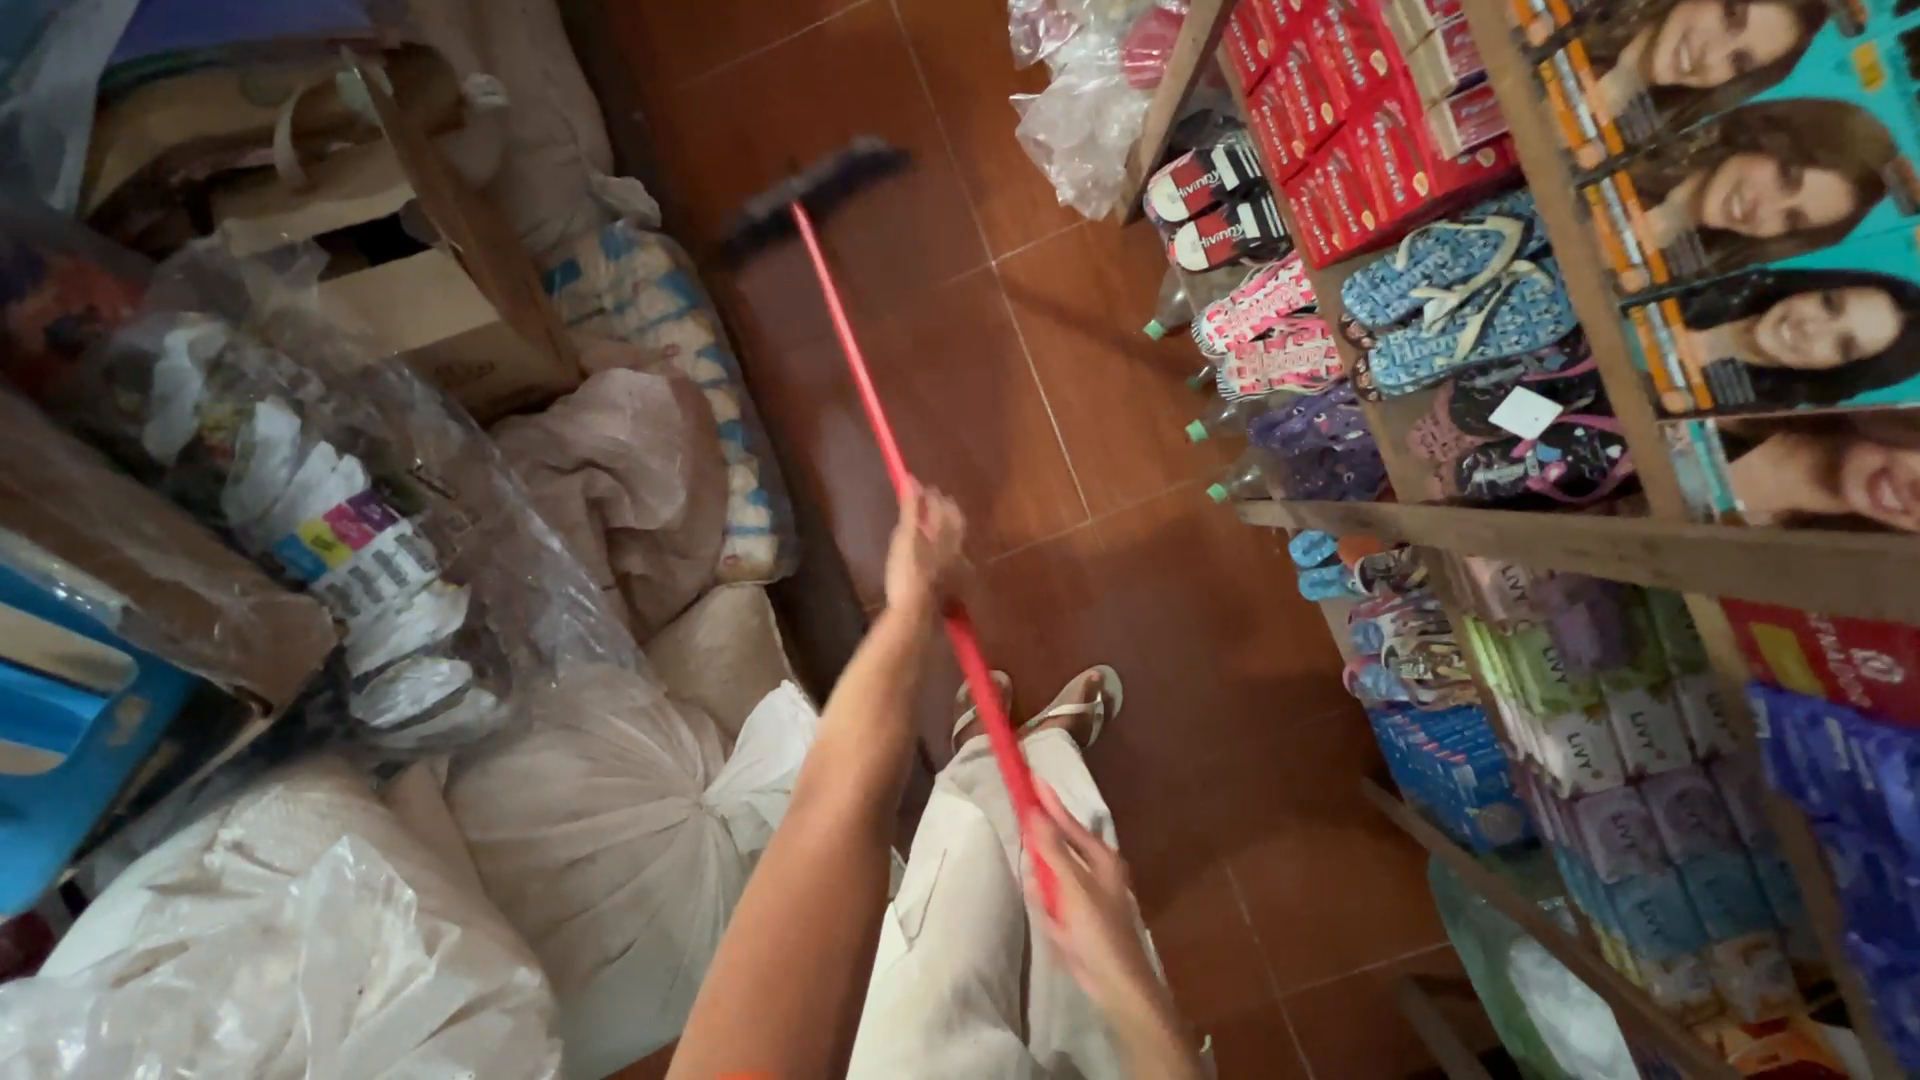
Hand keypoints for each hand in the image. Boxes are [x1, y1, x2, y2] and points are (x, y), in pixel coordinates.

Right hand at [884, 483, 968, 614]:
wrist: (914, 610)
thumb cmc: (908, 571)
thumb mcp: (906, 536)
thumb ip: (911, 509)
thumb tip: (913, 480)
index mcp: (947, 536)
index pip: (944, 509)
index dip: (934, 497)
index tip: (925, 488)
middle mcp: (956, 551)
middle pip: (956, 526)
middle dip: (948, 510)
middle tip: (939, 501)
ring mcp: (954, 570)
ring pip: (957, 543)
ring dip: (948, 530)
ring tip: (940, 525)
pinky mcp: (949, 586)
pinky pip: (952, 561)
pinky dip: (946, 551)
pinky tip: (941, 558)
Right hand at [1025, 783, 1170, 1023]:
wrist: (1115, 986)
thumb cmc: (1099, 931)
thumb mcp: (1073, 887)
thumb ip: (1052, 849)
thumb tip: (1034, 812)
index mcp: (1100, 857)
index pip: (1066, 821)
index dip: (1047, 801)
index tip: (1030, 777)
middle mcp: (1093, 870)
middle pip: (1055, 851)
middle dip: (1042, 862)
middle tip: (1037, 871)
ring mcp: (1083, 895)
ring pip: (1049, 880)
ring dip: (1045, 895)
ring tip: (1056, 915)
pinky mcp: (1075, 918)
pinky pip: (1051, 906)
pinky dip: (1051, 916)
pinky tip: (1059, 932)